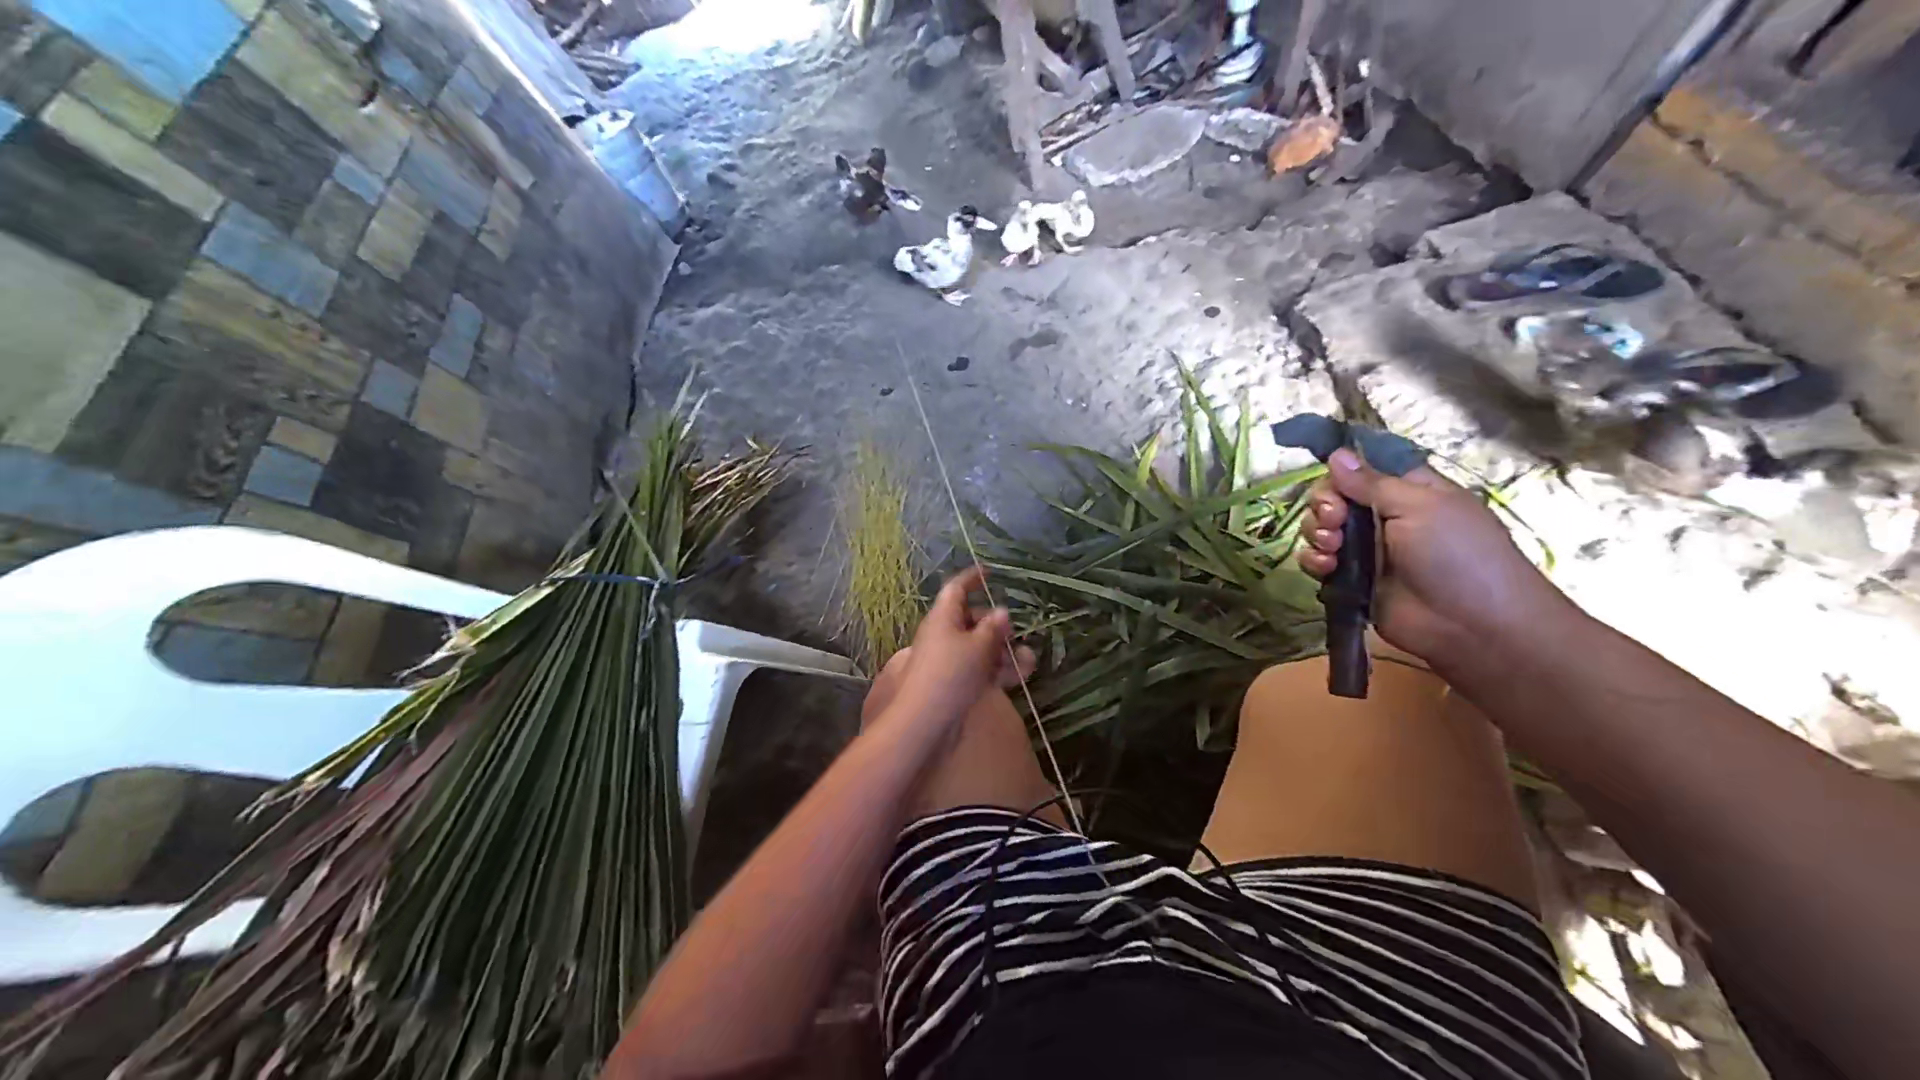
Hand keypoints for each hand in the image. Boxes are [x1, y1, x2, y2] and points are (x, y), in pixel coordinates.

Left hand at [881, 568, 1035, 732]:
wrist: (926, 721)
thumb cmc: (950, 674)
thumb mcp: (978, 646)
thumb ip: (993, 628)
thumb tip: (1002, 611)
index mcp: (943, 618)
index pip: (956, 589)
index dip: (972, 578)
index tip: (989, 572)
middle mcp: (944, 635)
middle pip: (971, 620)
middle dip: (996, 624)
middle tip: (1015, 632)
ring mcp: (949, 660)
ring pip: (979, 647)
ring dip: (1002, 651)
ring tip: (1027, 661)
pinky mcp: (954, 683)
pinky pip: (979, 669)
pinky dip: (997, 670)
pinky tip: (1019, 676)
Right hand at [1297, 449, 1568, 667]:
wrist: (1470, 624)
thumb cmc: (1456, 554)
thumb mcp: (1419, 506)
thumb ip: (1371, 482)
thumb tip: (1336, 453)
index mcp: (1407, 491)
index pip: (1361, 470)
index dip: (1340, 474)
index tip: (1335, 486)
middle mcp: (1383, 517)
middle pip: (1333, 498)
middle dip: (1324, 506)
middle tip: (1335, 521)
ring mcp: (1365, 550)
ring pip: (1320, 529)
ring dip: (1316, 533)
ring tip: (1332, 547)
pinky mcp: (1350, 581)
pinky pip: (1317, 562)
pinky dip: (1314, 561)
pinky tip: (1327, 568)